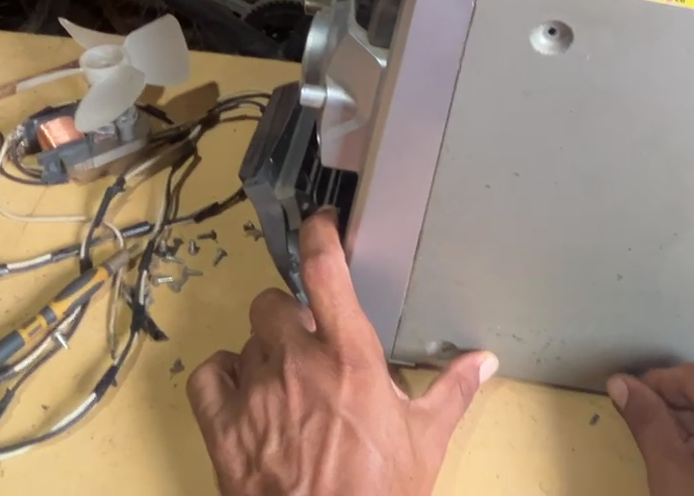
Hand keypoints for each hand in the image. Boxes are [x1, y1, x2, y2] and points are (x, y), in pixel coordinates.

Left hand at [187, 211, 498, 495]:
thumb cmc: (379, 492)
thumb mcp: (425, 439)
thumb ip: (452, 390)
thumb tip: (486, 361)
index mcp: (349, 355)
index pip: (324, 269)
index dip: (319, 234)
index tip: (322, 224)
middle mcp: (298, 362)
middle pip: (274, 301)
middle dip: (290, 315)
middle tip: (308, 341)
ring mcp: (256, 394)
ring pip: (246, 338)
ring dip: (263, 350)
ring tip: (283, 377)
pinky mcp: (224, 430)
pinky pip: (208, 376)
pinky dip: (222, 376)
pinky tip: (242, 391)